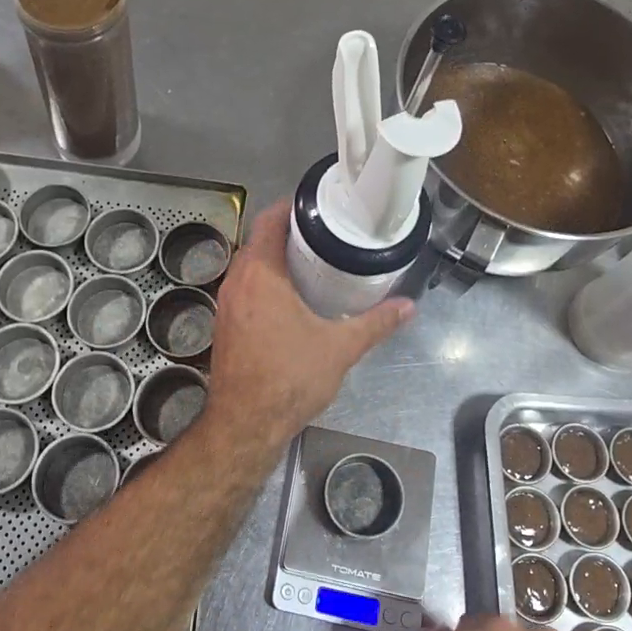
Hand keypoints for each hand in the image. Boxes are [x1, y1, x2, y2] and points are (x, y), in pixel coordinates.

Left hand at [202, 199, 412, 451]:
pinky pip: (243, 289)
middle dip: (286, 234)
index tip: (315, 206)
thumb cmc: (289, 378)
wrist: (245, 423)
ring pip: (248, 267)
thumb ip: (375, 323)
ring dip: (273, 259)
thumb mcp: (339, 348)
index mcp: (260, 274)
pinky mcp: (223, 325)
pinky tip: (288, 298)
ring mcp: (225, 304)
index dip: (290, 208)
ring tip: (310, 262)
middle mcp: (236, 282)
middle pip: (258, 242)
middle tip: (322, 235)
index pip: (268, 222)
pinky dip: (263, 283)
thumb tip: (408, 307)